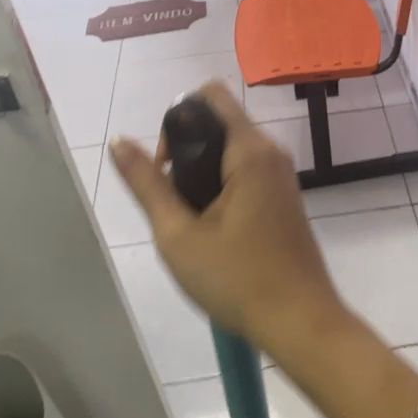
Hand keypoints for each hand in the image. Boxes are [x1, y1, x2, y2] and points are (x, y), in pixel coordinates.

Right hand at [109, 81, 341, 344]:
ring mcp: (282, 177)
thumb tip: (119, 142)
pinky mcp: (284, 199)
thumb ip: (147, 184)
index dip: (175, 120)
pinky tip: (213, 233)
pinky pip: (245, 175)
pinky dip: (221, 191)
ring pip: (229, 153)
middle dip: (185, 154)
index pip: (209, 96)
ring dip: (201, 178)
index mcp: (251, 151)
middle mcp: (272, 154)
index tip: (165, 168)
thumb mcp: (177, 234)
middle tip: (174, 206)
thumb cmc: (236, 280)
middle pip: (218, 124)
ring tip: (191, 225)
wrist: (298, 322)